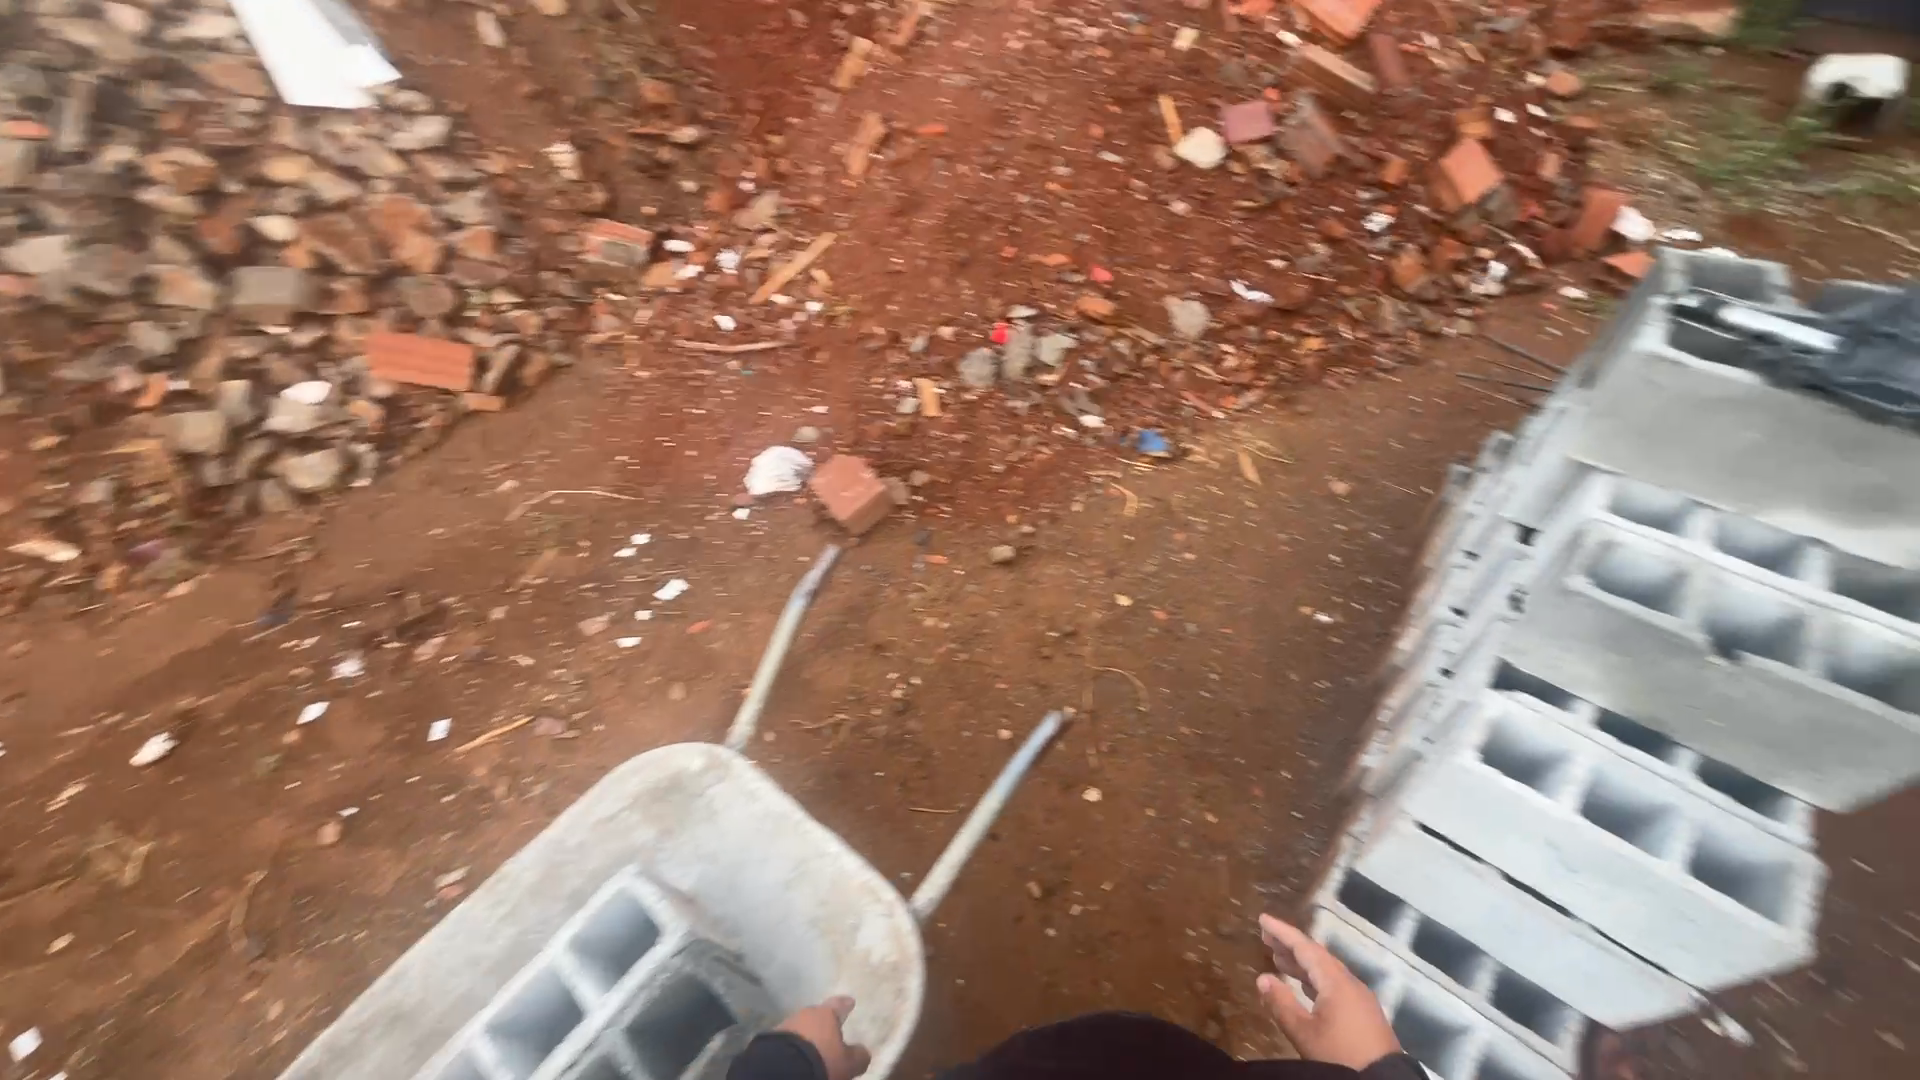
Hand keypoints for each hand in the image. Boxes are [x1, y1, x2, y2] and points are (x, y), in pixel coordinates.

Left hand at [776, 995, 871, 1079]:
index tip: (850, 1002)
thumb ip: (858, 1056)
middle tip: (829, 1033)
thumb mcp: (846, 1064)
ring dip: (806, 1036)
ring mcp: (786, 1025)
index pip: (839, 1004)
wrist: (781, 1072)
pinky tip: (795, 1057)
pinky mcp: (770, 1040)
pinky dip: (792, 1047)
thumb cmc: (820, 1061)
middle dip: (822, 1023)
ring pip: (800, 1028)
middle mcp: (806, 1014)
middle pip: (817, 1015)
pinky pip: (787, 1041)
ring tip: (810, 1050)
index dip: (845, 1004)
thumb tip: (865, 1052)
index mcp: (826, 1014)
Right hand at [1255, 914, 1401, 1070]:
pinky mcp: (1366, 1014)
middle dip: (1291, 945)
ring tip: (1279, 960)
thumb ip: (1281, 1004)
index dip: (1282, 932)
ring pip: (1327, 971)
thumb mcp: (1304, 1033)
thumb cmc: (1340, 1055)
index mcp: (1336, 982)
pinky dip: (1315, 979)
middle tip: (1266, 937)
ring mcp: (1361, 999)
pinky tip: (1305, 987)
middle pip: (1317, 956)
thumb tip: (1262, 978)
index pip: (1305, 947)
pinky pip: (1336, 985)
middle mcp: (1350, 983)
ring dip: (1303, 964)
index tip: (1263, 919)